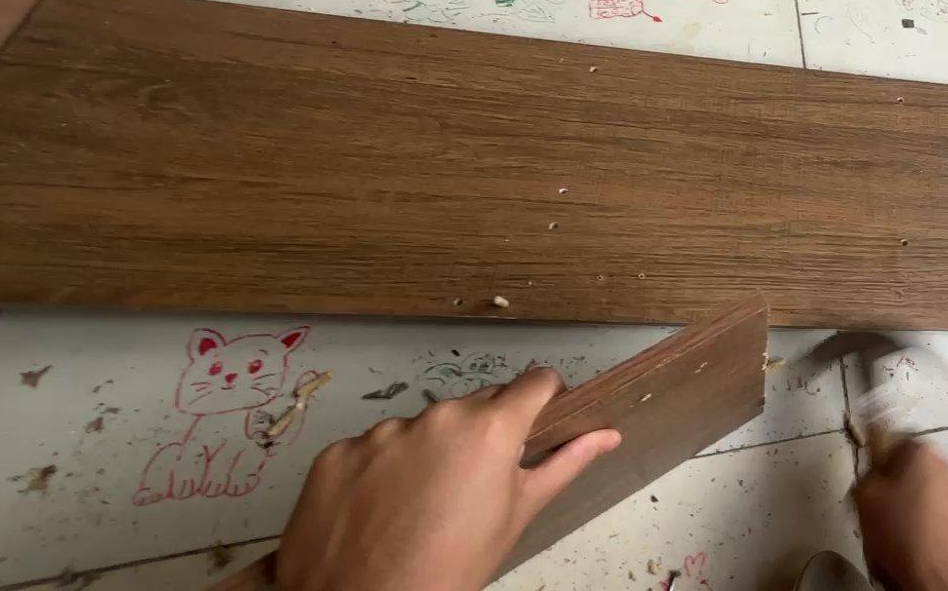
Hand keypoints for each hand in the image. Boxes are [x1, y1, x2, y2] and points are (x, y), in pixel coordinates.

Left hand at [276, 366, 621, 590]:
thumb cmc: (452, 566)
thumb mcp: (518, 514)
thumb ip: (566, 462)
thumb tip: (611, 434)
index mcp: (493, 425)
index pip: (537, 381)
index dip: (544, 399)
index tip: (539, 422)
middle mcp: (441, 414)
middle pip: (480, 402)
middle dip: (486, 428)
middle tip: (475, 479)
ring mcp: (383, 432)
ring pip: (426, 424)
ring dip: (432, 447)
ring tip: (418, 499)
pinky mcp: (336, 453)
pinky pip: (372, 446)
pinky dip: (380, 467)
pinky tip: (376, 506)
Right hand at [853, 436, 947, 590]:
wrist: (937, 575)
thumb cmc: (901, 530)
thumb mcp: (866, 495)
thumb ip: (864, 473)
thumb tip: (871, 473)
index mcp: (922, 450)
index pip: (889, 438)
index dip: (872, 456)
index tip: (864, 472)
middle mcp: (942, 464)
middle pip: (902, 469)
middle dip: (885, 489)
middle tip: (872, 508)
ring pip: (912, 495)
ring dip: (897, 510)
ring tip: (885, 533)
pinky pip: (925, 515)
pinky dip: (912, 527)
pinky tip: (901, 546)